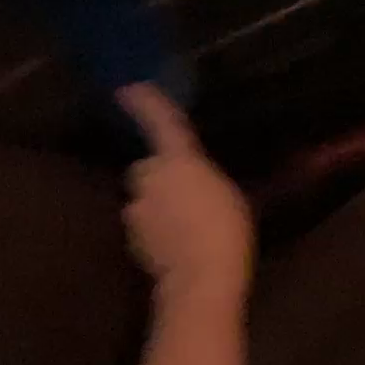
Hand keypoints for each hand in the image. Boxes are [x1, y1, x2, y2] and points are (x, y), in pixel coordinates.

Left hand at [116, 84, 253, 299]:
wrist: (201, 277)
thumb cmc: (227, 230)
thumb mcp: (235, 196)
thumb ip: (208, 180)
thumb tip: (198, 177)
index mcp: (180, 160)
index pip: (162, 124)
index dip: (147, 103)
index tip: (130, 87)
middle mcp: (151, 178)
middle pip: (149, 167)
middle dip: (161, 175)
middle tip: (190, 191)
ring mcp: (137, 209)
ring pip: (146, 198)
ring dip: (161, 205)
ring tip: (189, 224)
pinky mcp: (131, 237)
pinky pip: (146, 224)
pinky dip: (158, 229)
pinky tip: (180, 243)